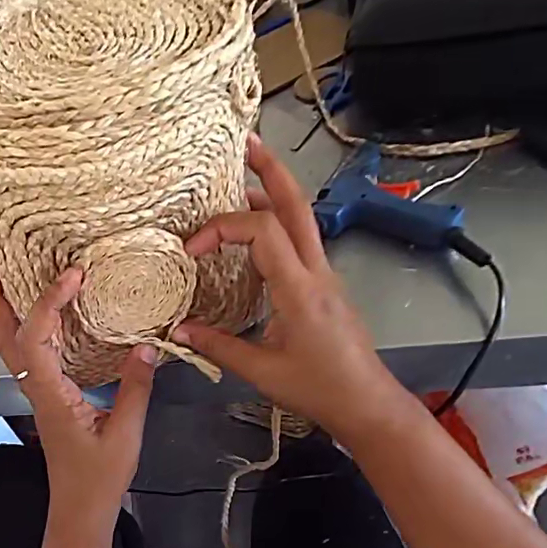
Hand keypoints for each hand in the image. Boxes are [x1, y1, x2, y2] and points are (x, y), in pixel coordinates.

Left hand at [0, 256, 157, 547]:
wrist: (79, 511)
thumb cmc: (98, 479)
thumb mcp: (125, 433)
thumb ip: (135, 387)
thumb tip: (147, 344)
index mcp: (50, 393)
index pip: (37, 337)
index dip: (49, 301)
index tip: (73, 275)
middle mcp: (35, 388)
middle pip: (4, 336)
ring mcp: (38, 392)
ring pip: (11, 344)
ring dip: (5, 308)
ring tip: (6, 275)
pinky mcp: (47, 396)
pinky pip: (29, 353)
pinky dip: (29, 325)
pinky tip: (44, 314)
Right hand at [173, 135, 420, 444]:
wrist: (368, 403)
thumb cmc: (320, 389)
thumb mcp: (262, 371)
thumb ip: (218, 346)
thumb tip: (178, 331)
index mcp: (300, 289)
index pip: (262, 230)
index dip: (222, 228)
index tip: (193, 250)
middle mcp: (316, 272)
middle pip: (296, 205)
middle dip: (271, 169)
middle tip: (245, 144)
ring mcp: (324, 276)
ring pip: (301, 220)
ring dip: (274, 193)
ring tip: (243, 177)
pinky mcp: (324, 287)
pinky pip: (300, 243)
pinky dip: (276, 225)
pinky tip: (254, 236)